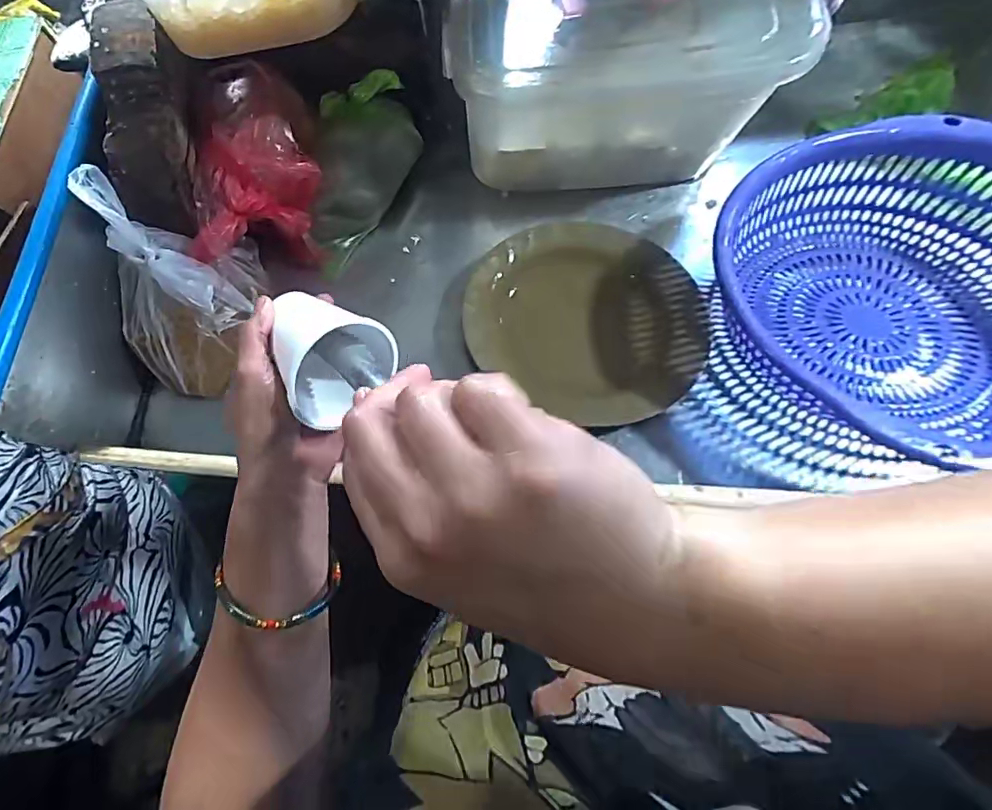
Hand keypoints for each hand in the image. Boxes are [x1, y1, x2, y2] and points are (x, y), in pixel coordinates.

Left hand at [225, 295, 431, 486]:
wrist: (288, 471)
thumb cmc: (261, 422)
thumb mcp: (248, 376)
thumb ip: (253, 340)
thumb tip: (265, 302)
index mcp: (267, 373)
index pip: (282, 336)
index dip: (296, 315)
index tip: (315, 300)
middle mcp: (292, 380)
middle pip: (310, 344)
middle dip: (324, 326)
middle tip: (341, 310)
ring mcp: (318, 394)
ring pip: (332, 361)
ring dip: (344, 345)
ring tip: (359, 325)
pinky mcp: (339, 407)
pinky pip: (350, 383)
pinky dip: (360, 369)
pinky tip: (372, 353)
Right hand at [340, 374, 682, 658]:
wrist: (638, 604)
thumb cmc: (534, 580)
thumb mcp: (443, 560)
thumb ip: (399, 489)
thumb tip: (369, 398)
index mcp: (401, 555)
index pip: (352, 452)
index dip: (376, 420)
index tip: (404, 414)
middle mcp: (428, 524)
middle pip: (376, 417)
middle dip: (405, 403)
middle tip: (446, 411)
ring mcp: (479, 489)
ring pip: (424, 397)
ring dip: (454, 400)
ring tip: (492, 426)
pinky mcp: (532, 456)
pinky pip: (480, 386)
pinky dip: (499, 393)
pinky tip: (525, 423)